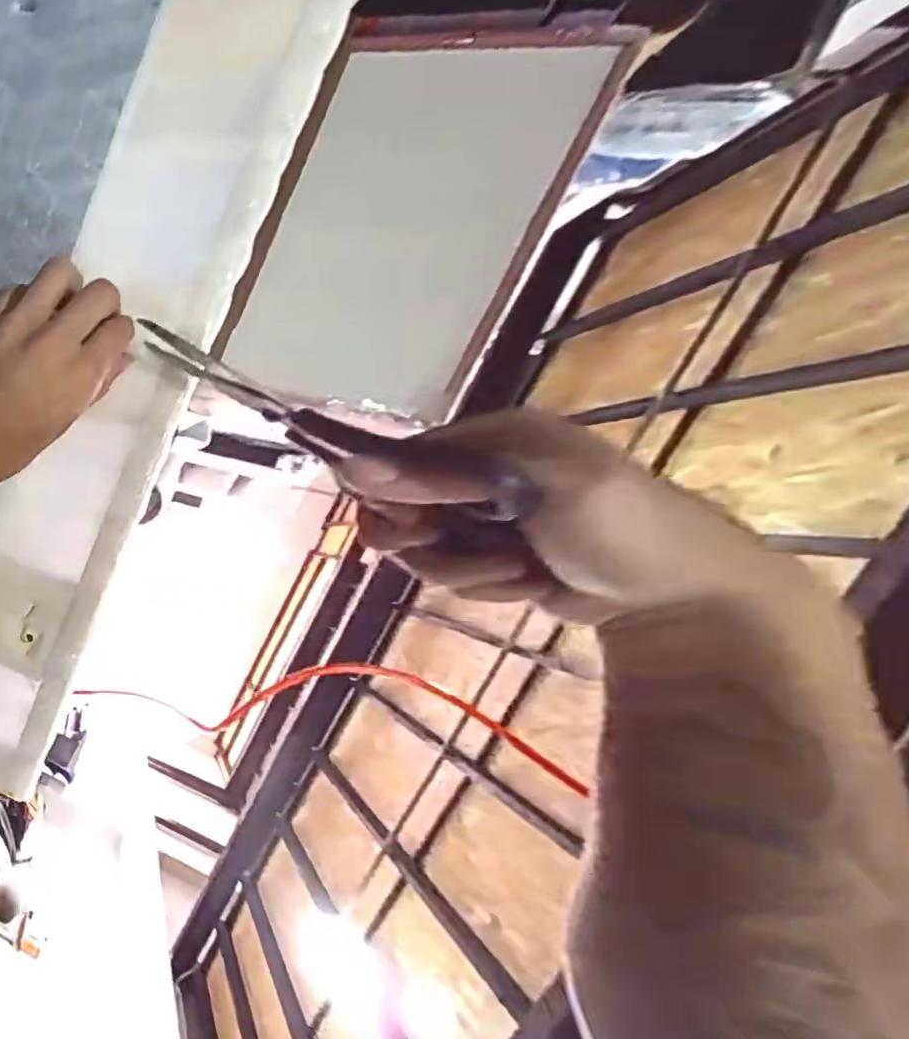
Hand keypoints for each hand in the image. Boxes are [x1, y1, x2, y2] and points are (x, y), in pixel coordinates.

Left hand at [0, 257, 133, 490]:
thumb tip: (117, 358)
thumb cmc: (8, 448)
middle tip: (88, 323)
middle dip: (104, 305)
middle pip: (101, 292)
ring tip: (58, 310)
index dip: (118, 335)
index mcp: (77, 374)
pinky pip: (18, 288)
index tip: (106, 344)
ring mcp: (17, 323)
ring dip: (67, 287)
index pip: (120, 329)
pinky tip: (21, 321)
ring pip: (60, 271)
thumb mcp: (60, 425)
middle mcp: (53, 339)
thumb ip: (93, 387)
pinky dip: (28, 299)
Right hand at [339, 409, 829, 625]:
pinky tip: (523, 583)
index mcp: (487, 438)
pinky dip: (477, 583)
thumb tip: (349, 466)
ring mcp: (481, 515)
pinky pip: (446, 568)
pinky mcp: (487, 551)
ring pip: (419, 546)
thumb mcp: (536, 486)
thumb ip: (442, 475)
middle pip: (397, 507)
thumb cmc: (621, 528)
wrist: (689, 601)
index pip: (394, 462)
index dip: (392, 498)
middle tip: (462, 553)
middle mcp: (475, 470)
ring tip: (515, 572)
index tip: (419, 527)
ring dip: (458, 569)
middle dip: (425, 541)